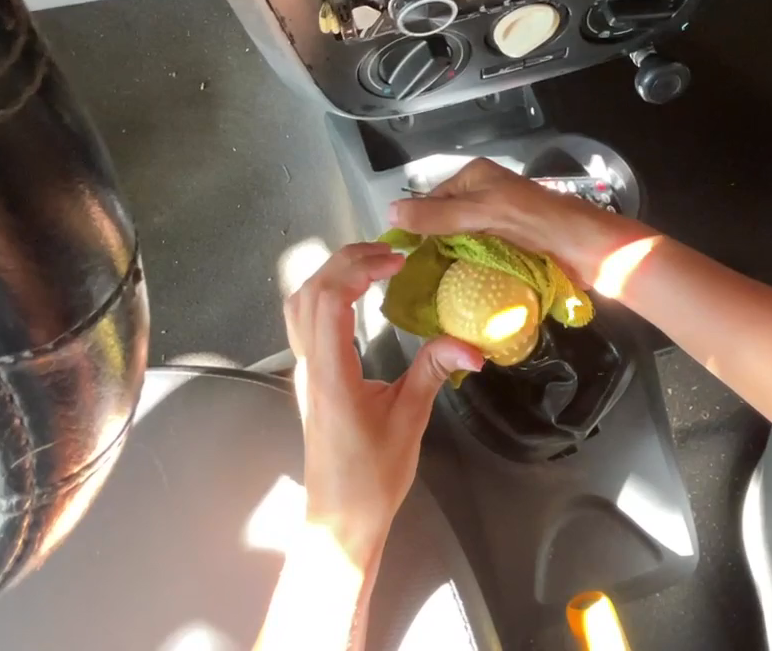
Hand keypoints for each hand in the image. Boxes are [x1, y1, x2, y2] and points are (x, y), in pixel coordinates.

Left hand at [283, 243, 484, 562]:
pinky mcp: (308, 374)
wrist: (340, 518)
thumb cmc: (373, 475)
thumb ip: (434, 372)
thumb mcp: (410, 420)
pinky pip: (303, 318)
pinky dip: (325, 290)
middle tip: (391, 253)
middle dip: (348, 260)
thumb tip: (472, 346)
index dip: (360, 269)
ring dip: (332, 272)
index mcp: (331, 374)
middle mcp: (309, 365)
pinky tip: (354, 291)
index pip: (330, 301)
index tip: (398, 261)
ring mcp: (303, 368)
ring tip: (373, 263)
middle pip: (310, 292)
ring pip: (300, 302)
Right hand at [388, 159, 646, 288]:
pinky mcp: (508, 244)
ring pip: (459, 240)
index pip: (431, 200)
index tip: (401, 258)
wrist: (585, 248)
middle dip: (433, 246)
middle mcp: (483, 194)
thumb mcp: (481, 213)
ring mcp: (496, 220)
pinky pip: (477, 254)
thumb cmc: (535, 222)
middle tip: (415, 278)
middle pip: (444, 221)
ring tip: (431, 286)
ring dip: (450, 260)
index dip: (417, 225)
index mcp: (475, 177)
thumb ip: (437, 215)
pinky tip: (458, 285)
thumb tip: (390, 211)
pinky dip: (468, 268)